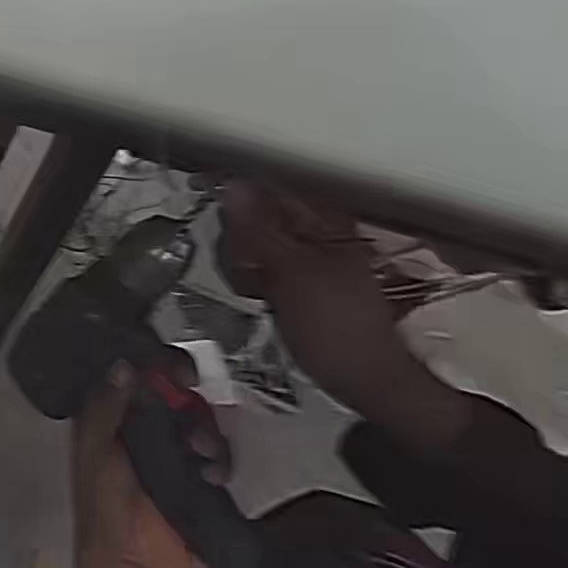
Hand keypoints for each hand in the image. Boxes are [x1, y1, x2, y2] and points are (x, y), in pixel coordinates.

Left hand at [72, 358, 227, 567]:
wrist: (135, 567)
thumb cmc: (104, 506)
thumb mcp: (97, 450)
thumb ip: (108, 407)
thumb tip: (121, 366)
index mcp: (105, 413)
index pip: (128, 372)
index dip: (150, 364)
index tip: (173, 365)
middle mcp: (135, 424)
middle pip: (167, 390)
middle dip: (185, 394)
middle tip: (193, 401)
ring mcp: (166, 448)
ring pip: (193, 416)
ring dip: (204, 426)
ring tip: (201, 448)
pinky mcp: (192, 473)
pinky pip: (212, 450)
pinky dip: (217, 455)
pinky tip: (211, 469)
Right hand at [218, 181, 470, 450]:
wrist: (367, 384)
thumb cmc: (336, 328)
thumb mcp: (293, 274)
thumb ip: (259, 229)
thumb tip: (232, 184)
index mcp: (321, 220)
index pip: (264, 186)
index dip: (229, 187)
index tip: (200, 192)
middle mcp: (311, 231)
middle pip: (250, 211)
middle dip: (237, 238)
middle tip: (247, 266)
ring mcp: (300, 255)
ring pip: (247, 239)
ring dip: (239, 261)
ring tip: (253, 287)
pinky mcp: (290, 278)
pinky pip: (253, 262)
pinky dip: (247, 276)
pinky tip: (255, 294)